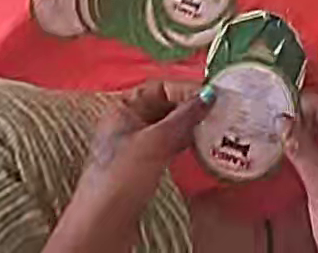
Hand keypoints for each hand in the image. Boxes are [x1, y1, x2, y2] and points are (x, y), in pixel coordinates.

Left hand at [47, 82, 209, 252]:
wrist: (101, 230)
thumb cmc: (122, 177)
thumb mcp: (156, 142)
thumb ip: (184, 117)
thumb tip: (209, 95)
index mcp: (125, 107)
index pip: (162, 87)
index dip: (186, 90)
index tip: (211, 95)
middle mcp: (129, 121)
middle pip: (166, 105)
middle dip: (190, 107)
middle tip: (216, 110)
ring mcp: (135, 145)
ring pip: (169, 126)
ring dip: (189, 125)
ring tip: (212, 126)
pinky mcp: (143, 166)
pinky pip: (168, 144)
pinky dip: (184, 142)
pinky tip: (199, 145)